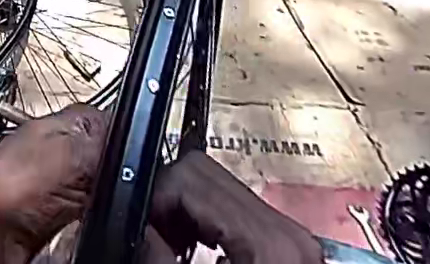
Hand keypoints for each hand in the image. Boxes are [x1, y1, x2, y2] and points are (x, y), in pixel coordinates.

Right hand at [142, 152, 322, 263]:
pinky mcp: (290, 246)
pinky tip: (198, 252)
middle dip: (167, 198)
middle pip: (200, 173)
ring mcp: (293, 237)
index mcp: (270, 245)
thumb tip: (136, 225)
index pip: (187, 178)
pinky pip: (234, 207)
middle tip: (153, 237)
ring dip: (184, 207)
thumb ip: (161, 260)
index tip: (140, 228)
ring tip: (173, 247)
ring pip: (214, 184)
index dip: (154, 198)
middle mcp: (288, 231)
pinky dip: (207, 220)